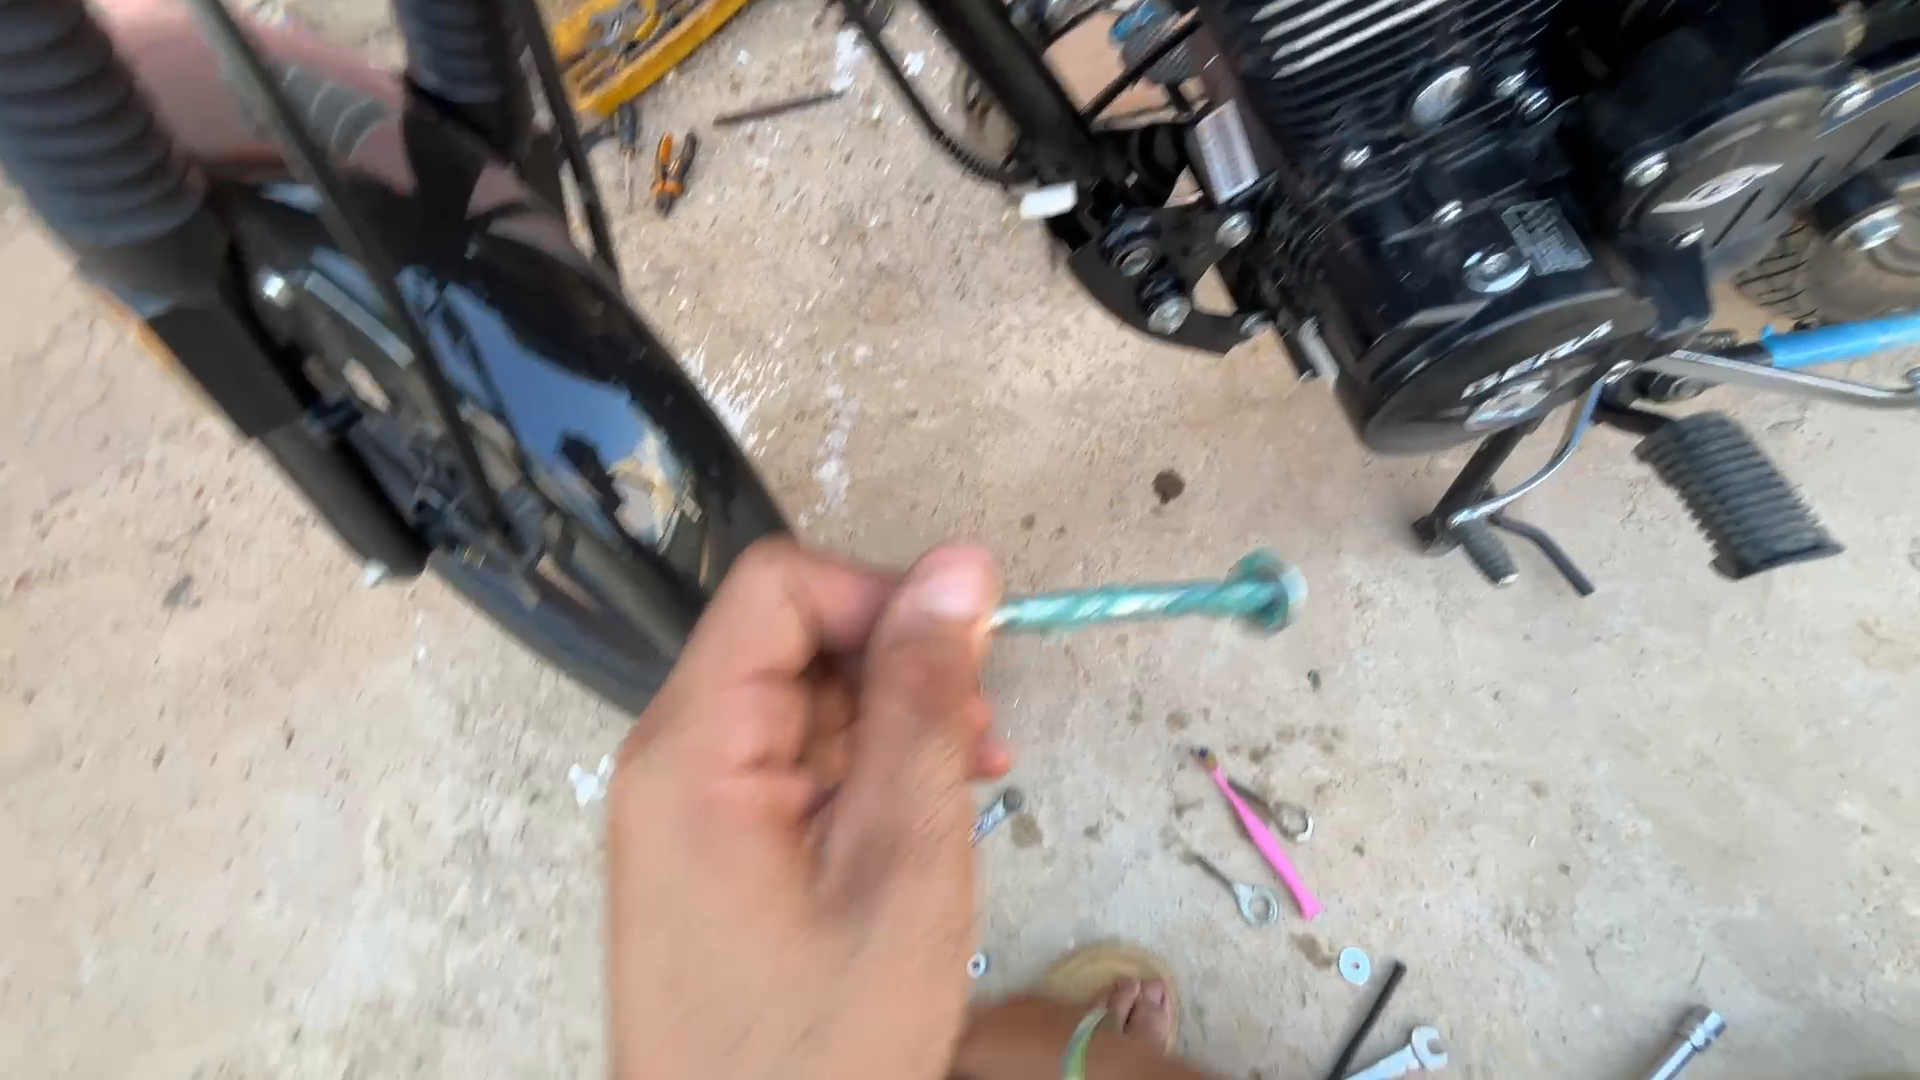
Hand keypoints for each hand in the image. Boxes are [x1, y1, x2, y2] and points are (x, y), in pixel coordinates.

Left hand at [607, 539, 1006, 1079]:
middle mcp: (681, 752)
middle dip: (899, 664)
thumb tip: (962, 565)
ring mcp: (702, 797)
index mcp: (695, 743)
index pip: (781, 587)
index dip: (876, 597)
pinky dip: (881, 761)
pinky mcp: (731, 835)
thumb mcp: (900, 854)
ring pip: (815, 694)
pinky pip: (812, 754)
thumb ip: (925, 699)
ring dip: (902, 715)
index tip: (958, 656)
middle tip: (979, 731)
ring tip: (974, 772)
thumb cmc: (830, 1042)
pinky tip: (935, 802)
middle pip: (798, 638)